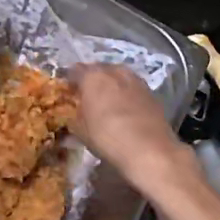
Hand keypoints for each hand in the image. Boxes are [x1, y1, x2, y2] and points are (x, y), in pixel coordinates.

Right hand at [71, 64, 197, 195]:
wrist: (149, 149)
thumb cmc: (107, 137)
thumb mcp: (80, 130)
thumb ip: (74, 116)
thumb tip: (74, 114)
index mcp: (92, 77)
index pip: (74, 70)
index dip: (69, 81)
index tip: (67, 92)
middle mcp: (114, 71)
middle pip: (98, 70)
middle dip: (92, 80)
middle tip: (87, 96)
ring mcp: (136, 80)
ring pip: (118, 77)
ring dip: (111, 85)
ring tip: (107, 102)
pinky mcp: (151, 92)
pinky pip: (132, 88)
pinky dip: (126, 94)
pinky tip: (125, 109)